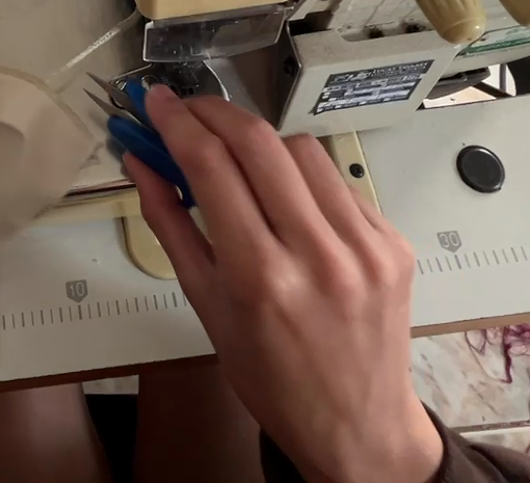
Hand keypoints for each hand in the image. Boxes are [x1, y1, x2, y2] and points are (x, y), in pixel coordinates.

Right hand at [126, 87, 441, 482]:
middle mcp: (318, 253)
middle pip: (258, 141)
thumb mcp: (205, 304)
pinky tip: (285, 197)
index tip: (156, 100)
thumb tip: (138, 162)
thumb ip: (169, 223)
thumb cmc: (269, 375)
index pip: (211, 167)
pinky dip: (299, 173)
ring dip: (258, 140)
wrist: (360, 429)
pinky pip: (335, 179)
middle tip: (188, 110)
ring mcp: (364, 244)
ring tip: (237, 160)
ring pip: (300, 148)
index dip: (176, 122)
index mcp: (260, 277)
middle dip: (213, 110)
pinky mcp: (392, 240)